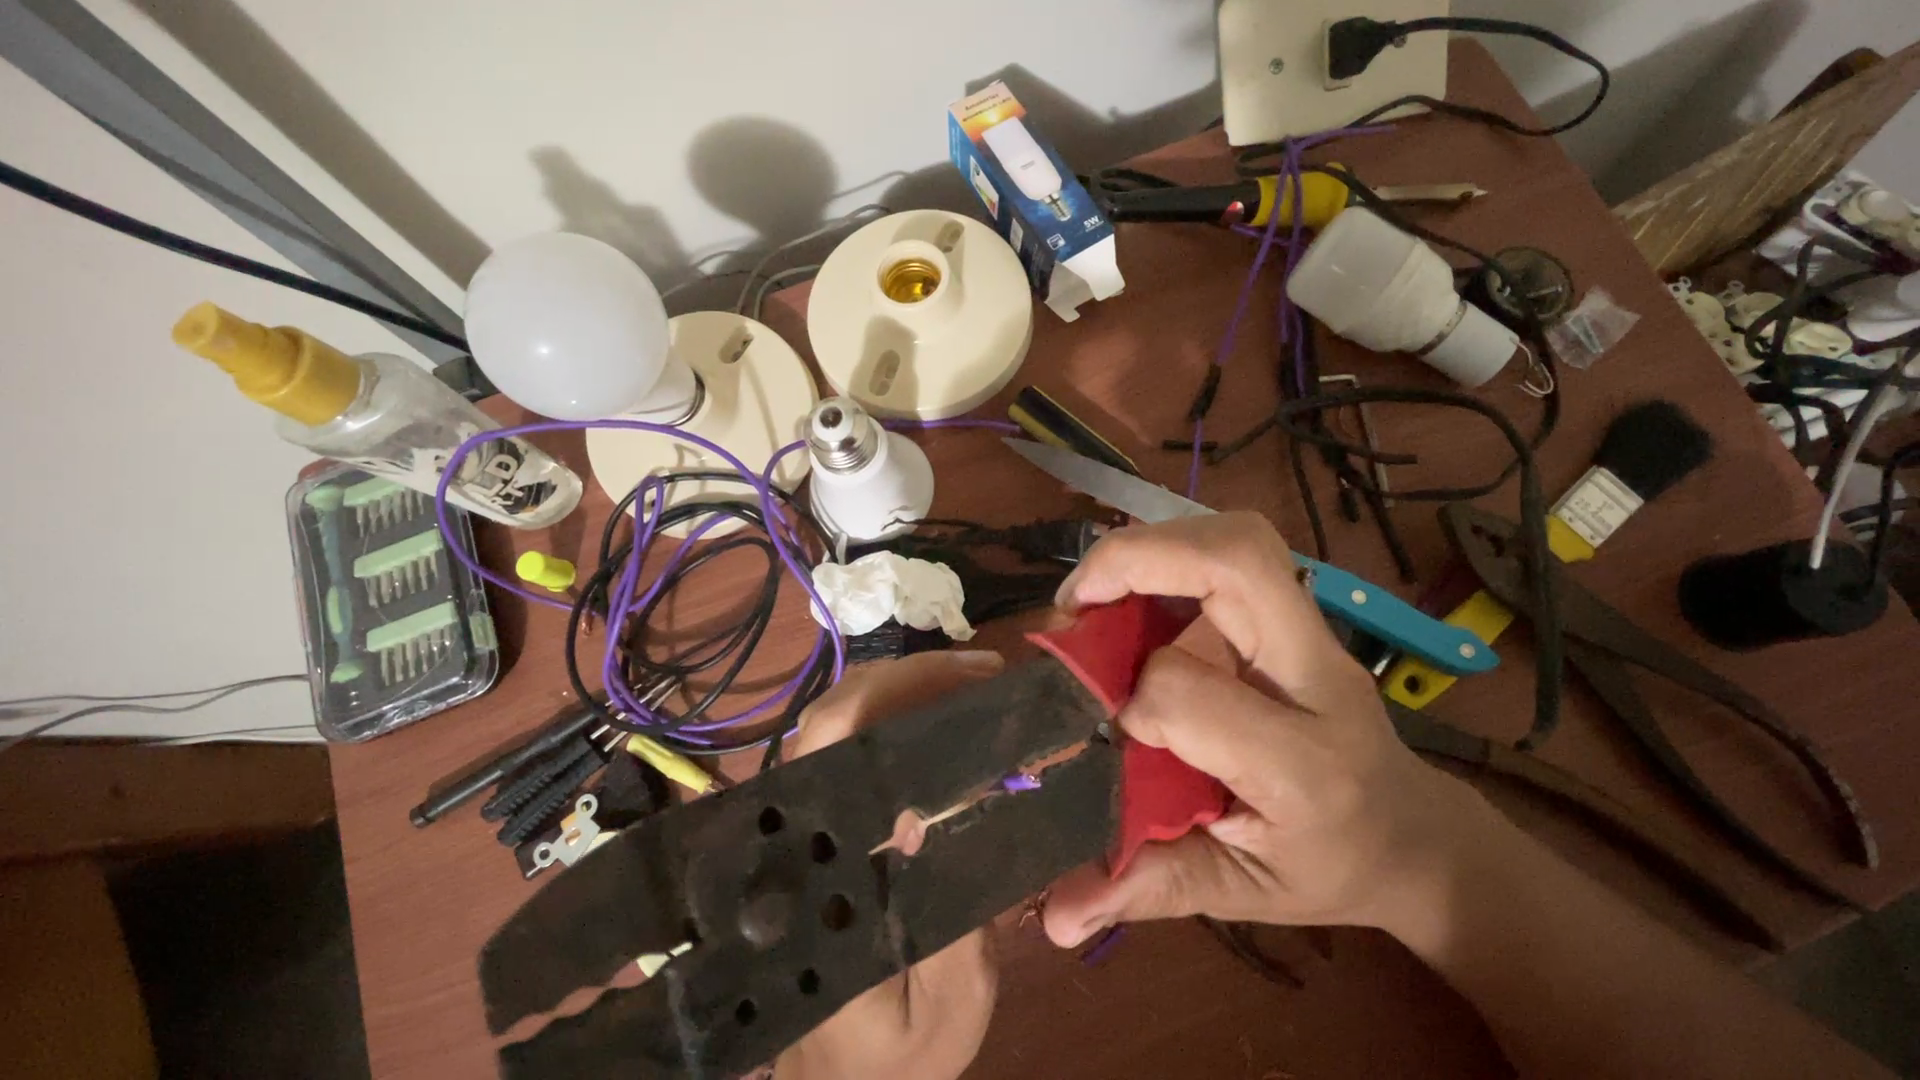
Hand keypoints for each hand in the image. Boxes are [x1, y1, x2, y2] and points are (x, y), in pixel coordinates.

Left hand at [772, 650, 1004, 1079]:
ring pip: (833, 731)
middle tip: (984, 674)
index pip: (832, 754)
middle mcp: (800, 838)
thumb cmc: (896, 1060)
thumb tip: (925, 810)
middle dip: (903, 678)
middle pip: (827, 723)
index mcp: (821, 875)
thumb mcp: (947, 1006)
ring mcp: (805, 834)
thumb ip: (947, 918)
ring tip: (973, 688)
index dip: (889, 696)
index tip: (968, 680)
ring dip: (899, 693)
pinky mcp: (822, 839)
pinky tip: (945, 726)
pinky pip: (849, 761)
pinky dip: (894, 725)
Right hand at [1041, 512, 1491, 947]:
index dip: (1132, 701)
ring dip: (1153, 547)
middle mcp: (1315, 678)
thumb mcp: (1241, 891)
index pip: (1194, 695)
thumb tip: (1050, 918)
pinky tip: (1133, 591)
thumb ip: (1148, 889)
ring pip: (1241, 540)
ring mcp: (1314, 636)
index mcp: (1304, 765)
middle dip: (1138, 558)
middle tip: (1075, 602)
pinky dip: (1171, 554)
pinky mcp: (1298, 615)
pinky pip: (1236, 553)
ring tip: (1094, 593)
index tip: (1110, 729)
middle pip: (1240, 563)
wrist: (1414, 833)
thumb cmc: (1327, 866)